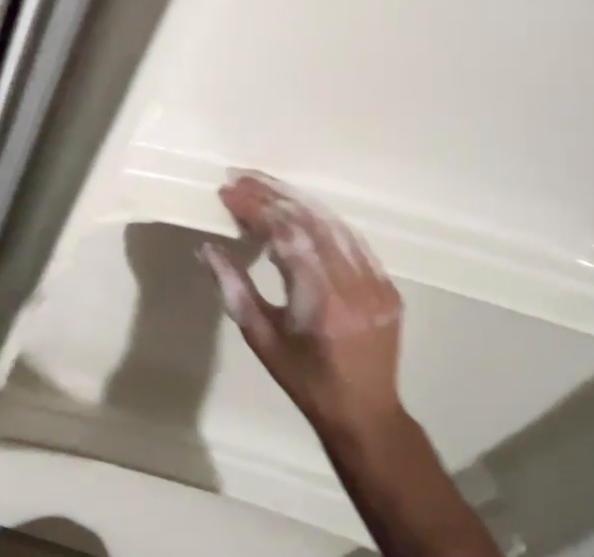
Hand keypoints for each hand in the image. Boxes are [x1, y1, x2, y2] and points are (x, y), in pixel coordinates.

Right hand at [199, 173, 407, 441]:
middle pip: (311, 222)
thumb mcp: (260, 337)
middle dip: (273, 195)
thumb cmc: (304, 379)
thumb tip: (207, 248)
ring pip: (334, 225)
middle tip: (240, 178)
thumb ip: (234, 288)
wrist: (366, 414)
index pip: (286, 237)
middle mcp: (354, 286)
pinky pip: (353, 241)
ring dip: (297, 200)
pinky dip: (323, 220)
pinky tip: (300, 210)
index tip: (227, 193)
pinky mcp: (387, 286)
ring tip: (264, 185)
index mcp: (321, 302)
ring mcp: (376, 284)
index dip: (255, 209)